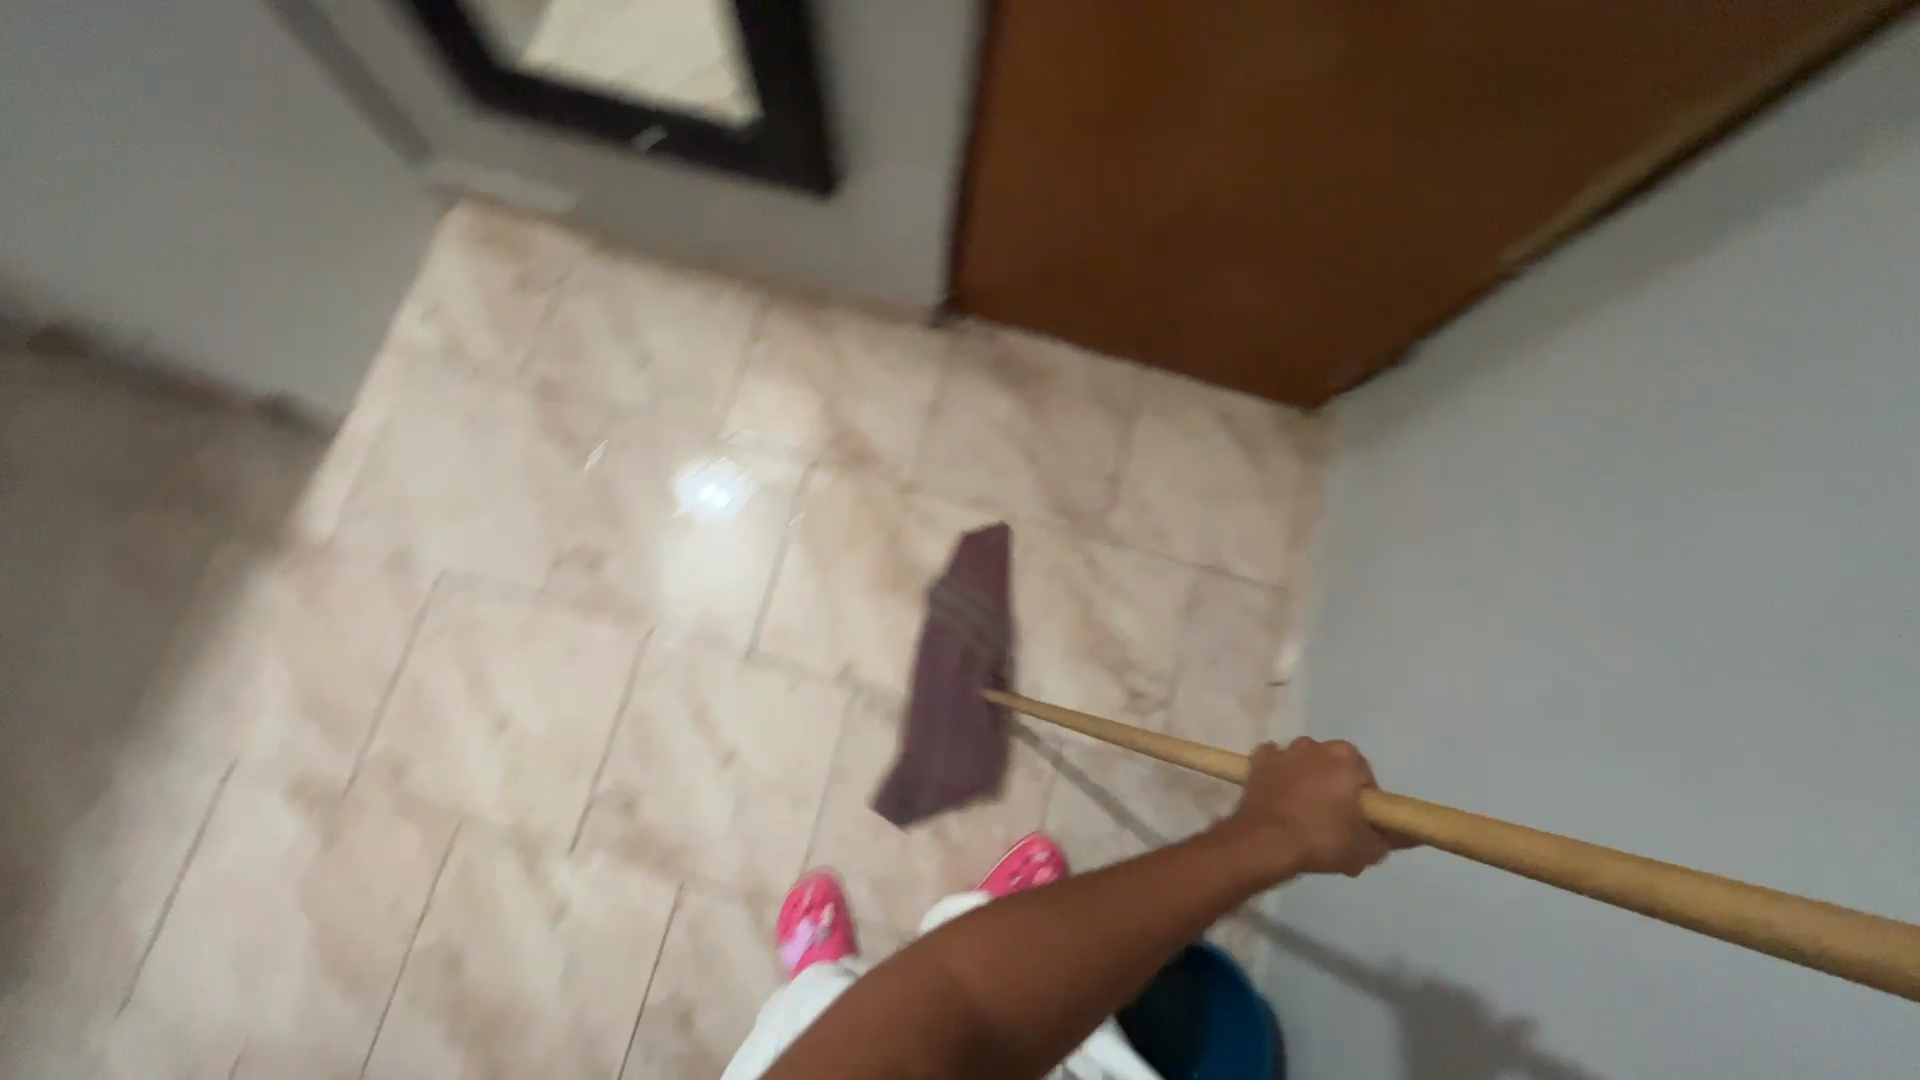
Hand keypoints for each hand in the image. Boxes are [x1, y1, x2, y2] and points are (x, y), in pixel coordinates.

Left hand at [1226, 737, 1395, 880]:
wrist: (1267, 841)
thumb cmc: (1323, 838)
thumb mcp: (1369, 847)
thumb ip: (1394, 836)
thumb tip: (1414, 833)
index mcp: (1346, 756)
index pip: (1364, 778)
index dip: (1363, 804)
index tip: (1356, 826)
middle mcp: (1314, 745)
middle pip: (1333, 769)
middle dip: (1335, 792)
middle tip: (1332, 826)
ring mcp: (1283, 751)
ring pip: (1304, 765)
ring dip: (1307, 783)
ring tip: (1304, 819)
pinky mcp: (1257, 761)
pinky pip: (1274, 765)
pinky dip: (1278, 777)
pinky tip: (1280, 799)